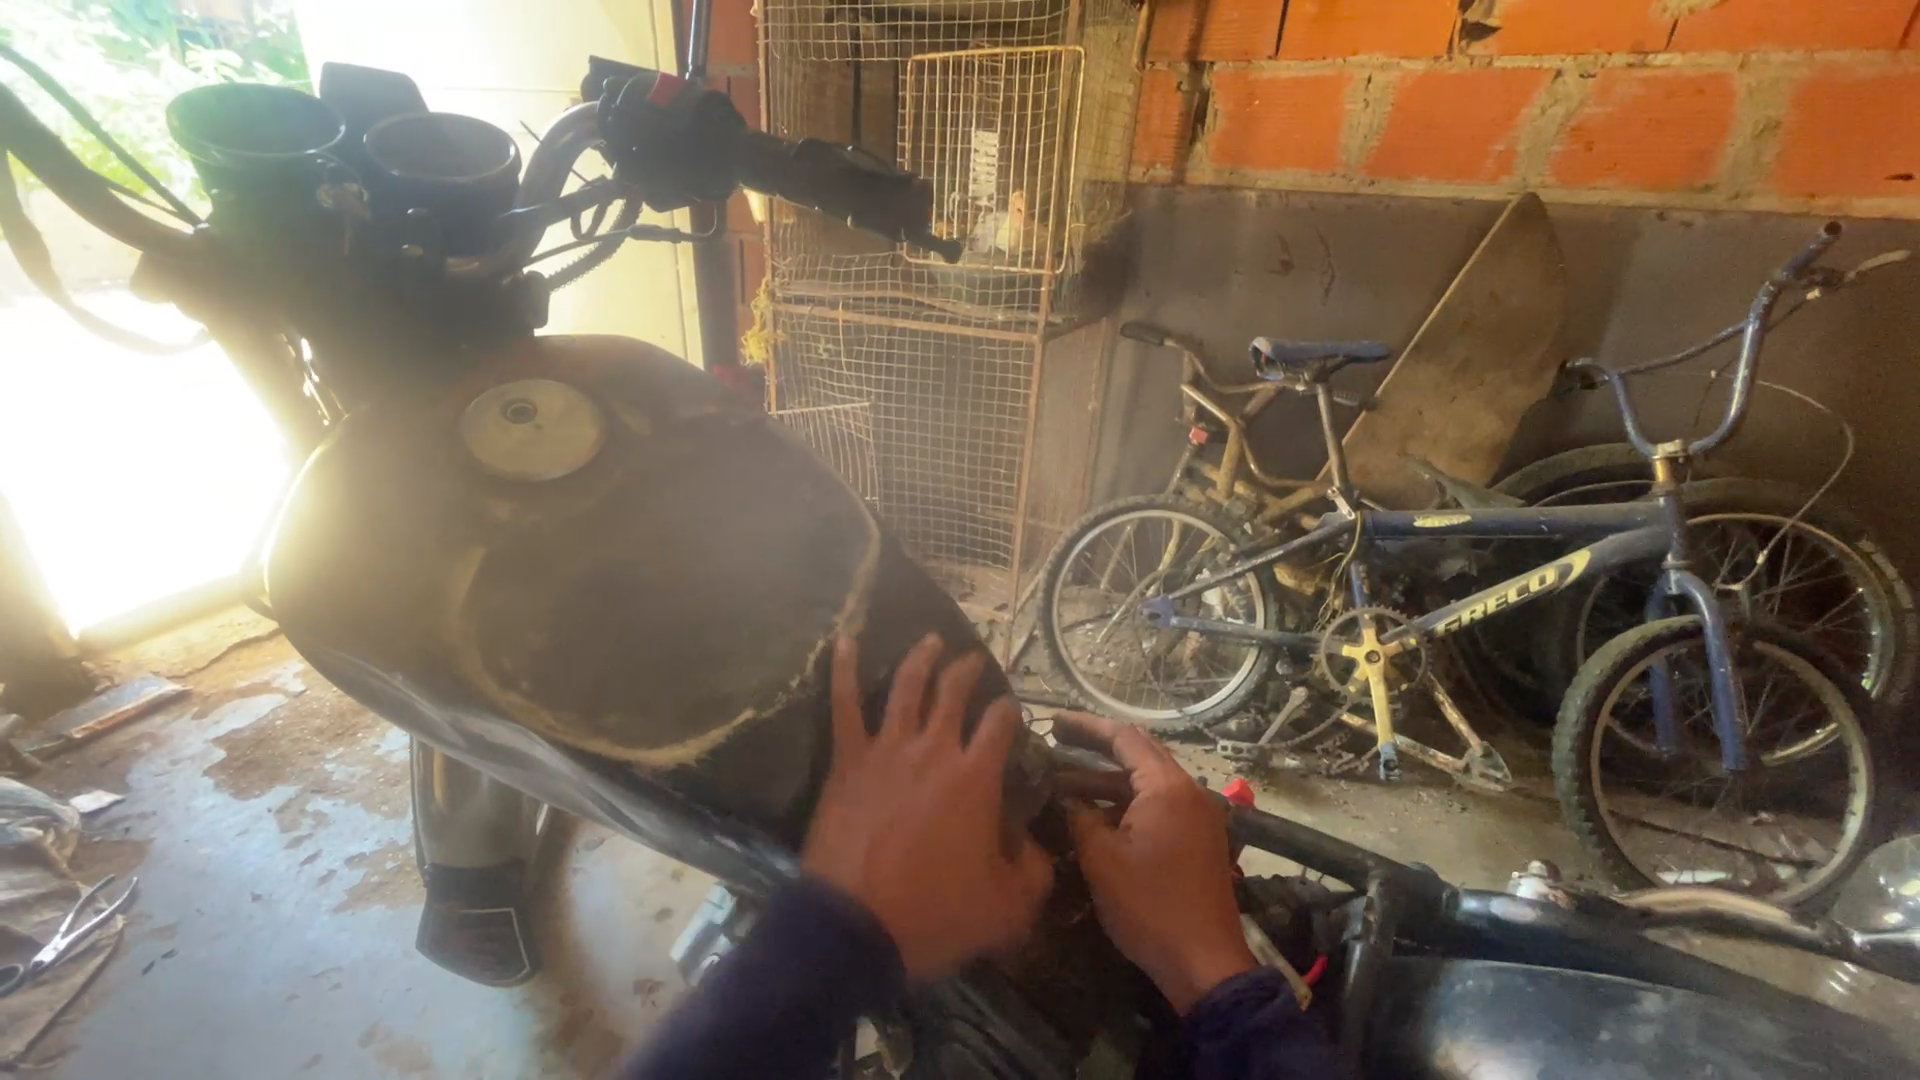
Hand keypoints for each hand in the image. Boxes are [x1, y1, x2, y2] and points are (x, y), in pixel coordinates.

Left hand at [802, 634, 1054, 981]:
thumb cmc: (934, 915)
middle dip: (968, 669)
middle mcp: (934, 749)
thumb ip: (1034, 871)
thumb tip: (1035, 844)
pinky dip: (844, 669)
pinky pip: (844, 705)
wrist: (856, 928)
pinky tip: (844, 641)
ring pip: (906, 686)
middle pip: (954, 691)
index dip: (1010, 710)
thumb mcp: (1007, 908)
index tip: (1011, 710)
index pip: (1001, 723)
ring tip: (932, 640)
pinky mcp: (848, 760)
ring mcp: (887, 749)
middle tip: (974, 657)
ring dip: (922, 658)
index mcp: (976, 776)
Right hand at [1061, 711, 1255, 1013]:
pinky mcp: (1197, 839)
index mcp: (1167, 787)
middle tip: (1057, 739)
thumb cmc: (1150, 906)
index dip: (1086, 726)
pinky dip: (1125, 801)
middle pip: (1139, 753)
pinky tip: (1094, 812)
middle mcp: (1188, 791)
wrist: (1205, 964)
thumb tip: (1065, 797)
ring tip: (1063, 779)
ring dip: (1107, 778)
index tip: (1054, 721)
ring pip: (1146, 781)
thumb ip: (1079, 817)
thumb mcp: (1101, 859)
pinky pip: (1157, 804)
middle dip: (1096, 745)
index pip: (1124, 737)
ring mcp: (1197, 815)